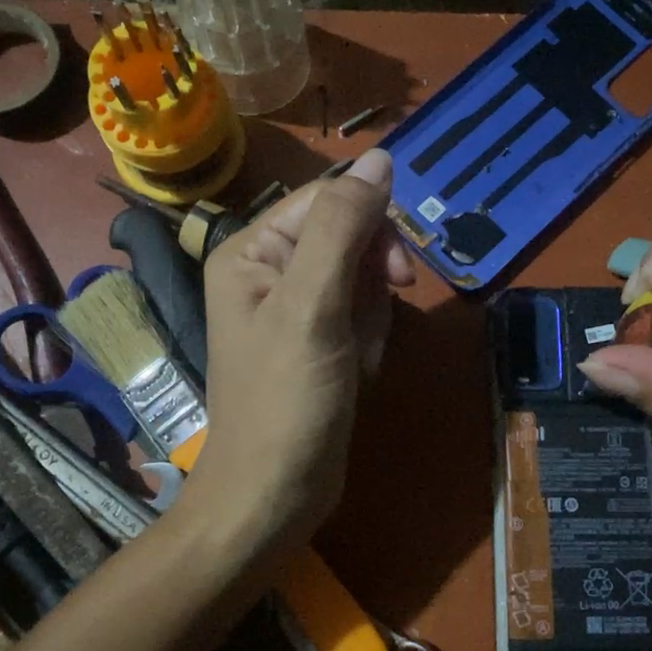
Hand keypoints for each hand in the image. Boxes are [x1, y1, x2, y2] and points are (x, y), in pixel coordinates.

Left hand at [185, 150, 415, 550]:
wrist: (272, 494)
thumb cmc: (286, 401)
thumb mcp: (313, 306)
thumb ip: (344, 226)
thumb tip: (380, 156)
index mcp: (252, 249)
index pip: (329, 201)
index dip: (372, 227)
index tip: (399, 275)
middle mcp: (268, 271)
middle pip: (349, 237)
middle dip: (372, 283)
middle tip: (366, 329)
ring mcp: (293, 310)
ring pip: (363, 280)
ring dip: (372, 320)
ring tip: (353, 362)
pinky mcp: (316, 343)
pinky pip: (360, 316)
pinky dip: (369, 343)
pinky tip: (355, 375)